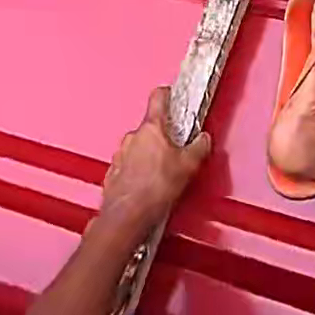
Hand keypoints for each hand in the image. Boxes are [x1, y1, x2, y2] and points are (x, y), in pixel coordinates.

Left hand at [98, 87, 212, 230]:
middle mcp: (132, 138)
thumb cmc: (153, 190)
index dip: (168, 93)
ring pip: (137, 146)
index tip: (173, 95)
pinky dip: (137, 171)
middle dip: (163, 134)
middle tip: (176, 147)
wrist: (125, 220)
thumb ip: (199, 145)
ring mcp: (119, 157)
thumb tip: (203, 140)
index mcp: (152, 127)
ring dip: (148, 154)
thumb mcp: (189, 164)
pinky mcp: (112, 176)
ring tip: (162, 171)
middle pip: (150, 125)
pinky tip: (149, 185)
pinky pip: (128, 165)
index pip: (158, 97)